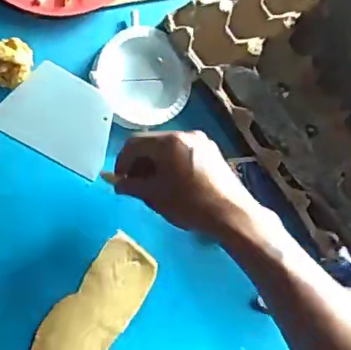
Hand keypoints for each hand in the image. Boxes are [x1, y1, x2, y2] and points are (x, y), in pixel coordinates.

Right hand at [112, 131, 268, 241]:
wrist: (232, 215)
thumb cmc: (189, 203)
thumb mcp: (154, 195)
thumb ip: (131, 186)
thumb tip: (117, 184)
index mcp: (169, 142)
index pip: (133, 144)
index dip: (121, 162)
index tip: (120, 181)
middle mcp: (185, 134)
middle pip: (150, 143)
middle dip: (138, 163)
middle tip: (134, 184)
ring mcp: (201, 142)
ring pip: (166, 148)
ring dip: (153, 164)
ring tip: (152, 185)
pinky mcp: (212, 152)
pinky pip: (181, 152)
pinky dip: (169, 164)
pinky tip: (171, 183)